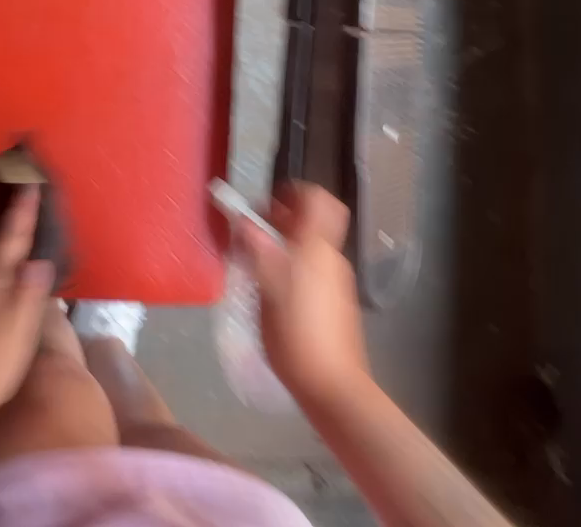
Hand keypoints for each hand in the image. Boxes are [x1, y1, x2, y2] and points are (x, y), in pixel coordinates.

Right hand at [239, 181, 371, 404]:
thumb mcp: (267, 287)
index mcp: (316, 247)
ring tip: (252, 266)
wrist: (333, 387)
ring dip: (281, 248)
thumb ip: (257, 248)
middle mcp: (330, 258)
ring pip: (308, 249)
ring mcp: (335, 282)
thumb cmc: (297, 332)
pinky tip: (268, 293)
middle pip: (310, 223)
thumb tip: (245, 220)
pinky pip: (309, 272)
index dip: (293, 193)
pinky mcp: (333, 305)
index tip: (266, 206)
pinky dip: (289, 270)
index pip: (317, 199)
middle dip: (278, 222)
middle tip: (249, 236)